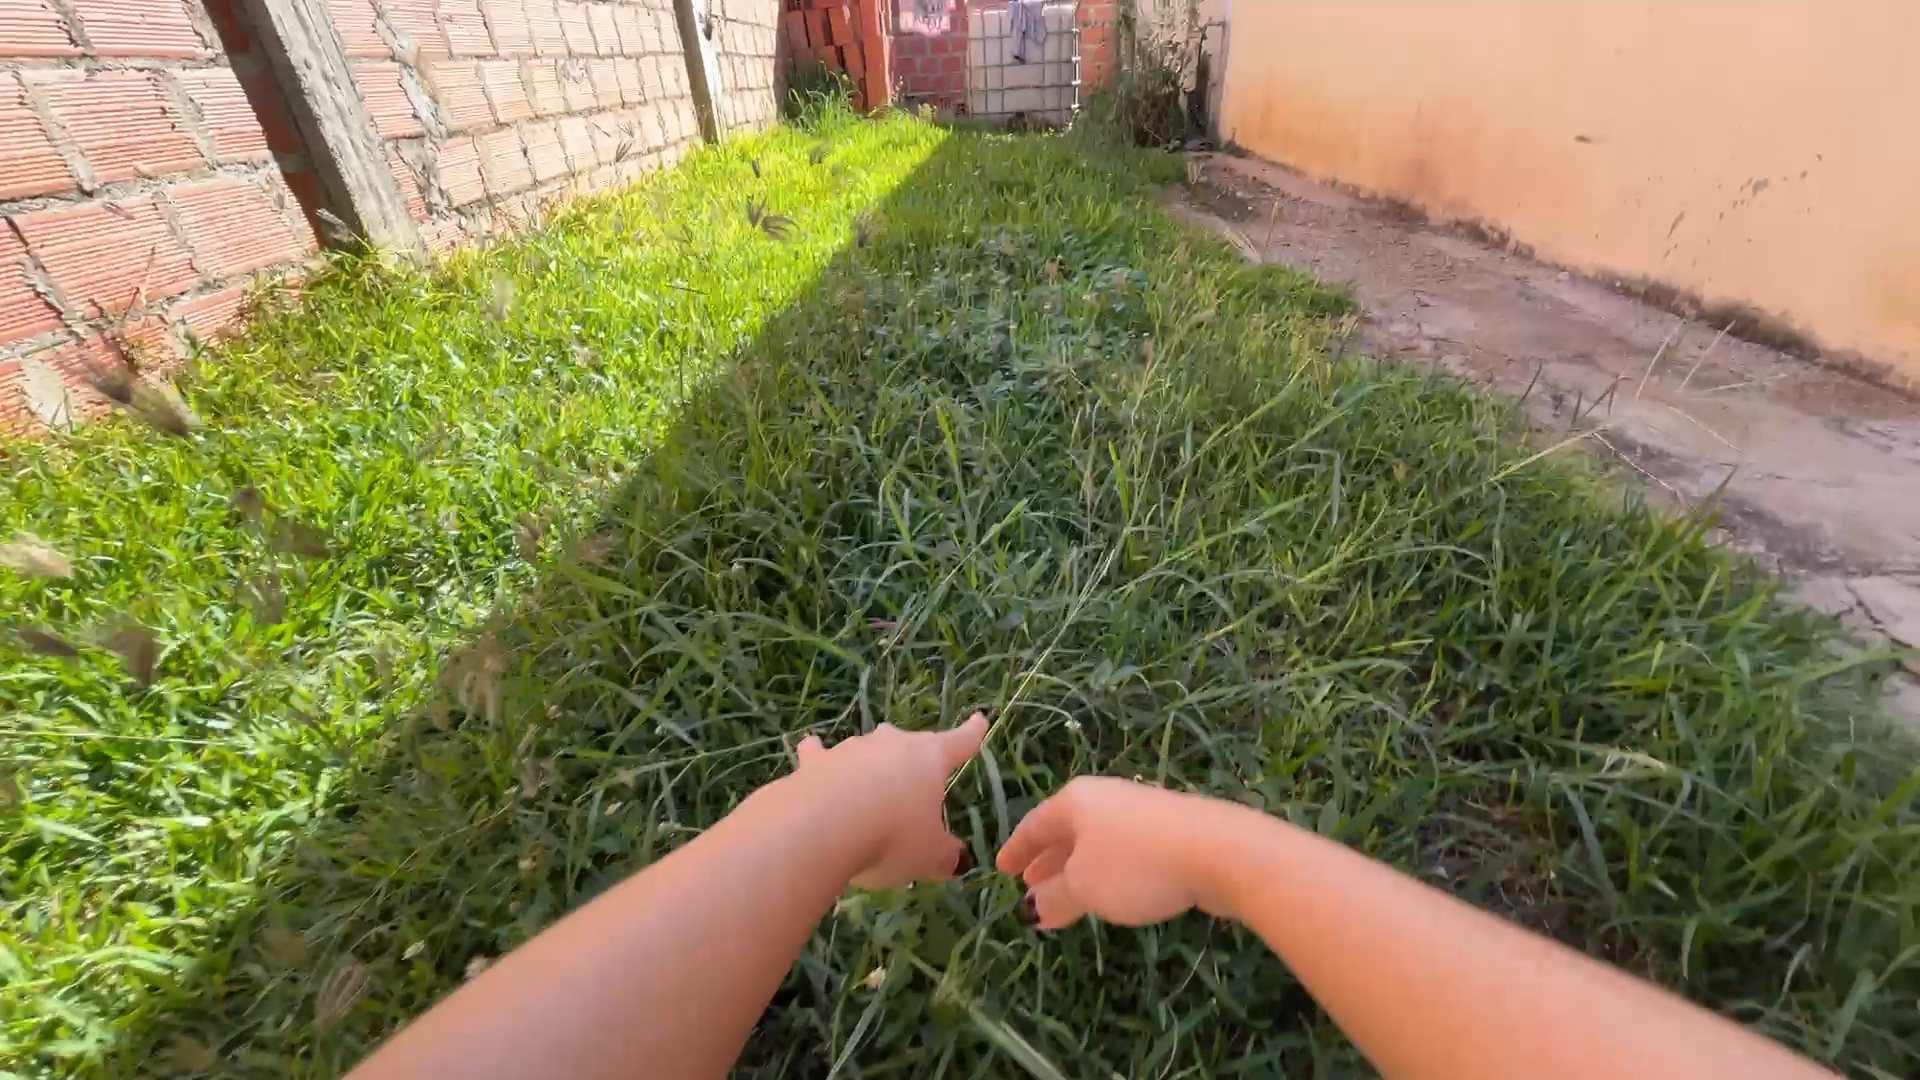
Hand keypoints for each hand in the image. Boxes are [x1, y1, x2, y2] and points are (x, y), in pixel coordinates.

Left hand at [789, 711, 987, 888]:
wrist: (821, 828)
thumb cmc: (891, 837)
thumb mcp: (929, 856)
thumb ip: (945, 856)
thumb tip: (957, 860)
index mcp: (929, 759)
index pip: (959, 742)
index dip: (972, 733)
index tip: (979, 720)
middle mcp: (893, 744)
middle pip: (909, 745)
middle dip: (913, 762)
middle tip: (913, 788)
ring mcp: (852, 749)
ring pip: (868, 750)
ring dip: (871, 766)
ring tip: (868, 793)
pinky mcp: (816, 761)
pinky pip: (821, 753)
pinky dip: (820, 756)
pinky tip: (812, 750)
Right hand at [997, 776, 1229, 929]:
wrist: (1216, 850)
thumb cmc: (1135, 864)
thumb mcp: (1086, 887)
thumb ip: (1055, 897)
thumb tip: (1032, 907)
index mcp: (1074, 802)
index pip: (1034, 824)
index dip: (1017, 849)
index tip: (1001, 868)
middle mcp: (1101, 798)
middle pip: (1064, 830)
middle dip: (1046, 859)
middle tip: (1028, 884)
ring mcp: (1136, 811)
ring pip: (1094, 841)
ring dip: (1075, 867)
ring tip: (1065, 893)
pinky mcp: (1166, 829)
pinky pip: (1120, 849)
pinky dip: (1105, 869)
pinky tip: (1110, 889)